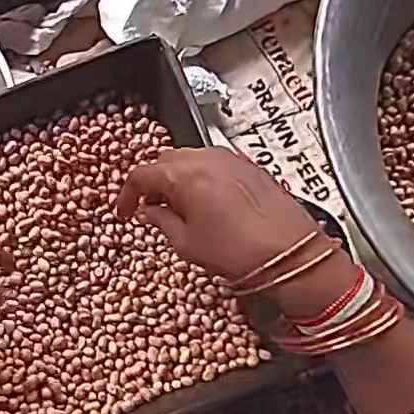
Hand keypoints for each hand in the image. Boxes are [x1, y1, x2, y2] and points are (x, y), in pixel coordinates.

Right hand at [115, 147, 332, 282]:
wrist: (289, 254)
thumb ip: (160, 220)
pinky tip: (204, 203)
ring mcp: (230, 159)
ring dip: (177, 178)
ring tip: (177, 207)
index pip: (141, 174)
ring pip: (190, 159)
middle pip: (165, 160)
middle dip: (153, 182)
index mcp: (183, 175)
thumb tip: (149, 211)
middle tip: (149, 207)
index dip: (127, 194)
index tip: (124, 211)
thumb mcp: (185, 242)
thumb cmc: (236, 251)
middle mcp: (206, 158)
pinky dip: (200, 177)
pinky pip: (214, 164)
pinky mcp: (250, 166)